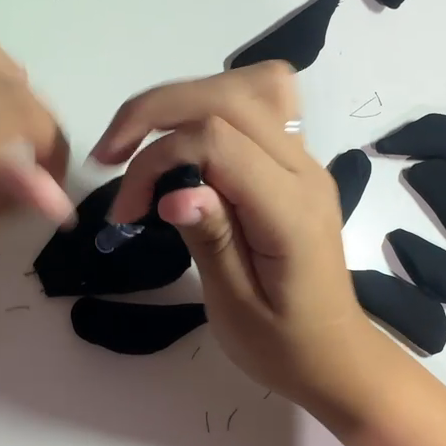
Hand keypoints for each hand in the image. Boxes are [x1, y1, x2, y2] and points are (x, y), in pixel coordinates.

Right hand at [93, 63, 394, 415]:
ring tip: (144, 143)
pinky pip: (259, 108)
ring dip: (186, 101)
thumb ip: (211, 240)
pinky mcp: (296, 167)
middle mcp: (304, 171)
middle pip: (228, 95)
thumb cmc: (282, 346)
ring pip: (249, 87)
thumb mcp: (236, 307)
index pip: (216, 141)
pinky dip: (212, 109)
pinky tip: (185, 145)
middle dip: (156, 112)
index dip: (157, 160)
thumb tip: (173, 192)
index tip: (126, 211)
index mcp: (289, 210)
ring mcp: (305, 163)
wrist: (334, 358)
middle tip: (110, 155)